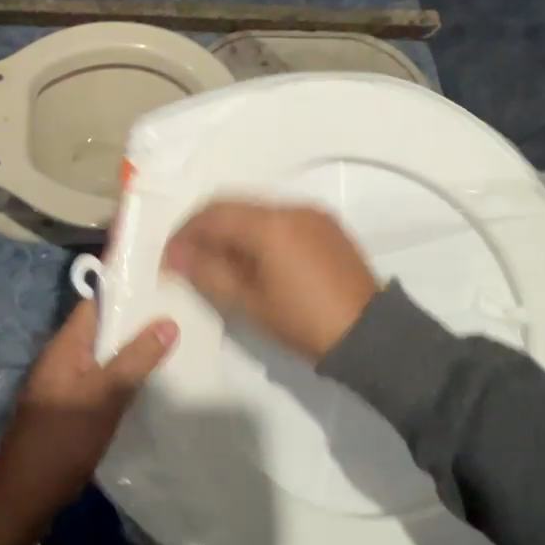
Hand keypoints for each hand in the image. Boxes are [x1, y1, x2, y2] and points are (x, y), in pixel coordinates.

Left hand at [0, 299, 176, 504]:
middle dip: (135, 320)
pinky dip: (123, 376)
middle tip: (178, 312)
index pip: (96, 301)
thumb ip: (136, 359)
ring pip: (103, 356)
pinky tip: (148, 385)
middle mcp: (63, 357)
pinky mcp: (70, 409)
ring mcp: (64, 384)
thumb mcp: (105, 396)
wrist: (24, 496)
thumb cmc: (63, 438)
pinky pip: (101, 380)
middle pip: (102, 328)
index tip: (160, 280)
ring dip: (131, 350)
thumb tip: (169, 321)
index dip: (125, 288)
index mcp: (66, 344)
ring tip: (173, 344)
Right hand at [163, 198, 379, 361]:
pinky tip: (255, 262)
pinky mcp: (328, 227)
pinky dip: (259, 234)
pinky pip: (281, 220)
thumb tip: (176, 255)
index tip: (169, 261)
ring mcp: (312, 215)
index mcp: (268, 224)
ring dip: (232, 230)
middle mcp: (290, 207)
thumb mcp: (249, 304)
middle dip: (205, 229)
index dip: (184, 234)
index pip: (212, 214)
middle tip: (188, 260)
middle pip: (233, 206)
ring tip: (220, 264)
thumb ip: (208, 273)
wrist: (375, 337)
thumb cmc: (305, 322)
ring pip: (257, 211)